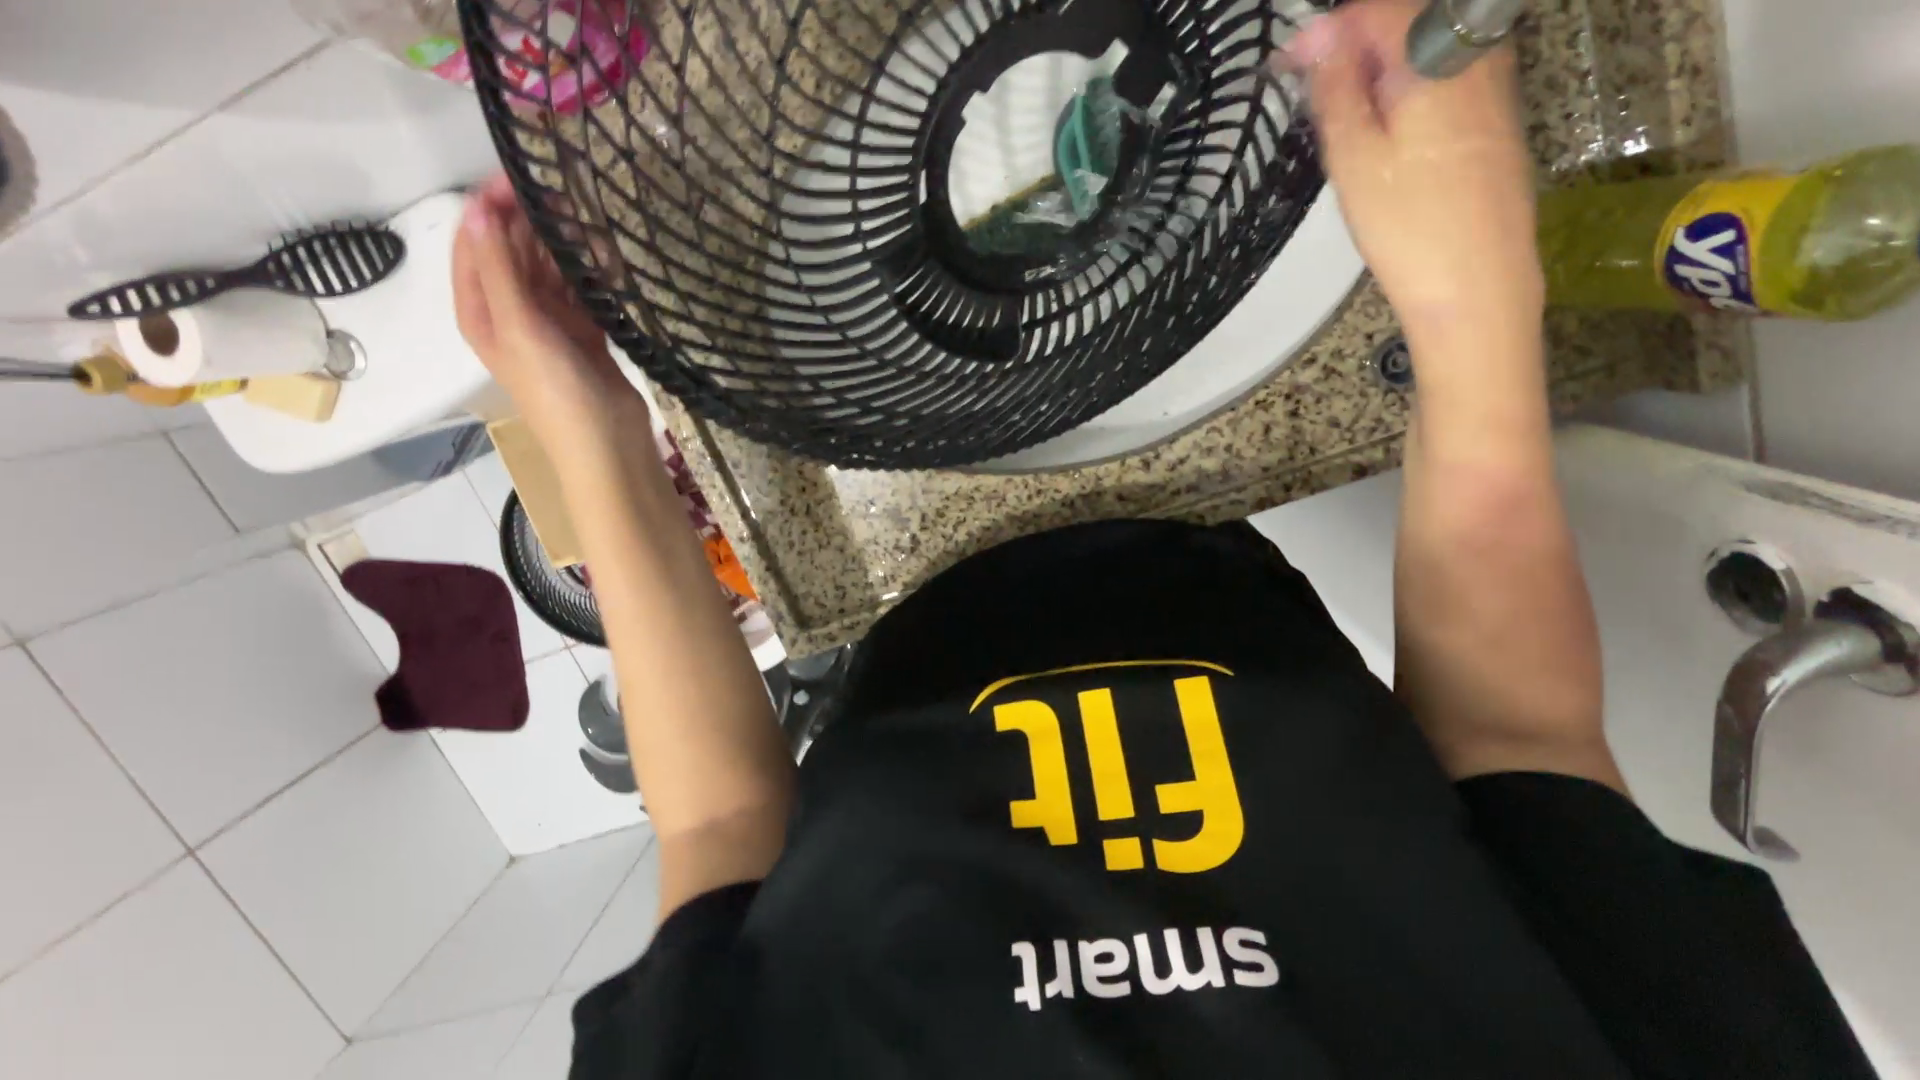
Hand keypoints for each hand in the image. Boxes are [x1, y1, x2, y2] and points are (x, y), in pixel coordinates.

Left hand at [452, 174, 639, 434]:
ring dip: (565, 243)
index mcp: (481, 310)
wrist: (607, 446)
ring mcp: (549, 323)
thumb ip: (499, 267)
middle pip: (514, 250)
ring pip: (551, 268)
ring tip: (588, 213)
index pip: (475, 241)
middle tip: (565, 189)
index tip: (520, 175)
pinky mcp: (584, 332)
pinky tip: (608, 252)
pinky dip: (591, 271)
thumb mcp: (520, 326)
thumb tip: (477, 208)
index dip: (490, 206)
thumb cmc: (557, 391)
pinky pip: (582, 289)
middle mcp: (510, 311)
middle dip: (532, 220)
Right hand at [1276, 0, 1542, 341]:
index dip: (1325, 31)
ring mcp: (1495, 87)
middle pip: (1407, 21)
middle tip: (1313, 97)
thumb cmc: (1408, 227)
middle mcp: (1476, 58)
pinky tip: (1388, 138)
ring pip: (1427, 52)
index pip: (1375, 9)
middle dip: (1354, 48)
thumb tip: (1320, 37)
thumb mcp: (1353, 157)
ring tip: (1346, 123)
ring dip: (1380, 73)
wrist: (1478, 287)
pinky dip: (1409, 92)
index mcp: (1436, 58)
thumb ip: (1336, 88)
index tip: (1286, 65)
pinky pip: (1447, 80)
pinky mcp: (1498, 120)